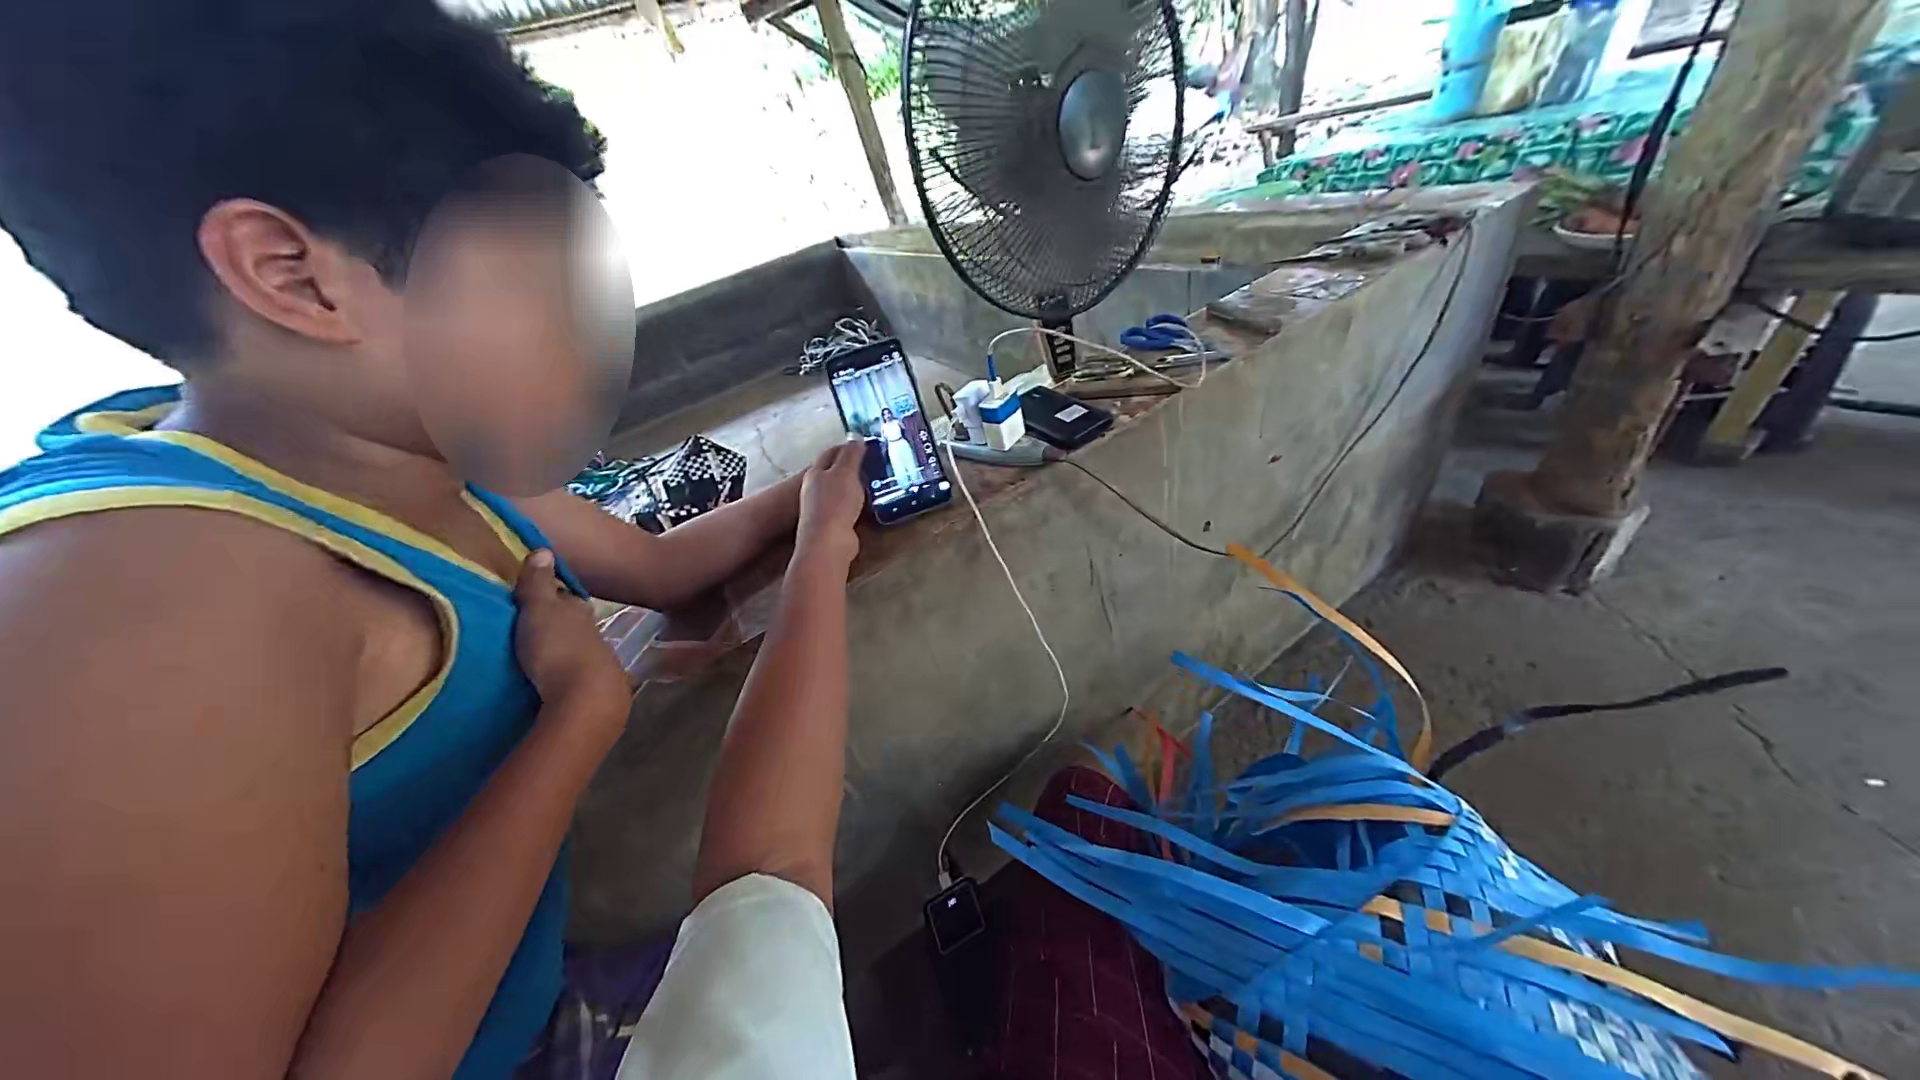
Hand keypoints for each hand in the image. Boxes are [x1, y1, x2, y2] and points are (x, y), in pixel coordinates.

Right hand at [513, 550, 631, 716]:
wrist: (588, 697)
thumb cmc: (558, 648)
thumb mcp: (541, 611)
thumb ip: (540, 584)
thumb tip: (545, 549)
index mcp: (578, 610)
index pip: (564, 597)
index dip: (549, 596)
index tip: (530, 597)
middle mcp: (592, 631)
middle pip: (571, 622)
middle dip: (555, 623)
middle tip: (528, 627)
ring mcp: (598, 659)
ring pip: (576, 646)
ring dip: (560, 648)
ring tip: (535, 654)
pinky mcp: (595, 685)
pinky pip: (576, 671)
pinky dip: (564, 670)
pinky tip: (552, 677)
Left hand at [796, 441, 864, 567]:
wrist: (829, 541)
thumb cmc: (836, 503)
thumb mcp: (846, 473)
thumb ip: (852, 454)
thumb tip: (855, 436)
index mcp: (816, 472)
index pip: (832, 452)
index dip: (849, 446)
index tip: (867, 444)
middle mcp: (816, 488)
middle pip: (836, 471)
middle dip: (853, 466)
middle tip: (875, 463)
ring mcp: (823, 507)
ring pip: (842, 490)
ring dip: (858, 485)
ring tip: (877, 482)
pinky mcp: (832, 523)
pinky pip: (847, 507)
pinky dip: (859, 502)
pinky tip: (870, 504)